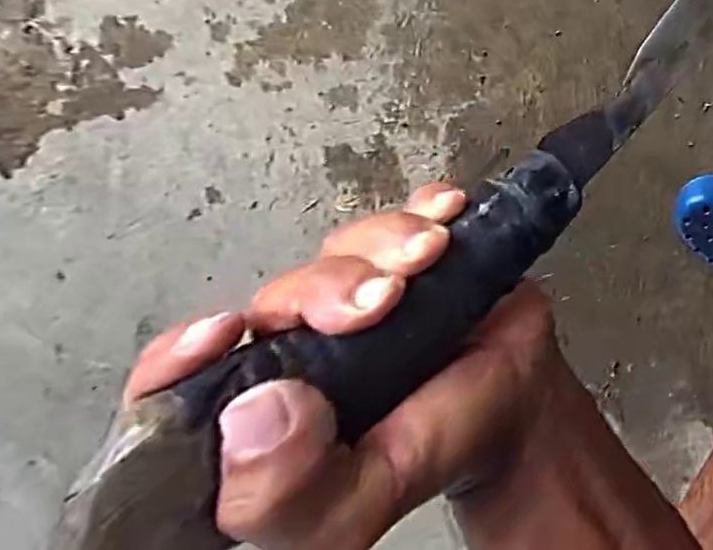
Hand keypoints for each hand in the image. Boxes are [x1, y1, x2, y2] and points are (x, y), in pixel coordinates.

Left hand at [124, 183, 560, 549]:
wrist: (523, 394)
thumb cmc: (440, 446)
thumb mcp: (352, 509)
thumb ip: (286, 493)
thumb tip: (253, 412)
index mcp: (268, 405)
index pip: (190, 377)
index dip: (188, 352)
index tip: (227, 331)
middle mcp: (308, 338)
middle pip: (287, 292)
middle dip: (331, 286)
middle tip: (382, 300)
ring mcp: (370, 284)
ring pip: (349, 242)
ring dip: (390, 240)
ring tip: (432, 254)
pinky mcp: (426, 246)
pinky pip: (411, 207)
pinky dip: (429, 204)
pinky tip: (447, 215)